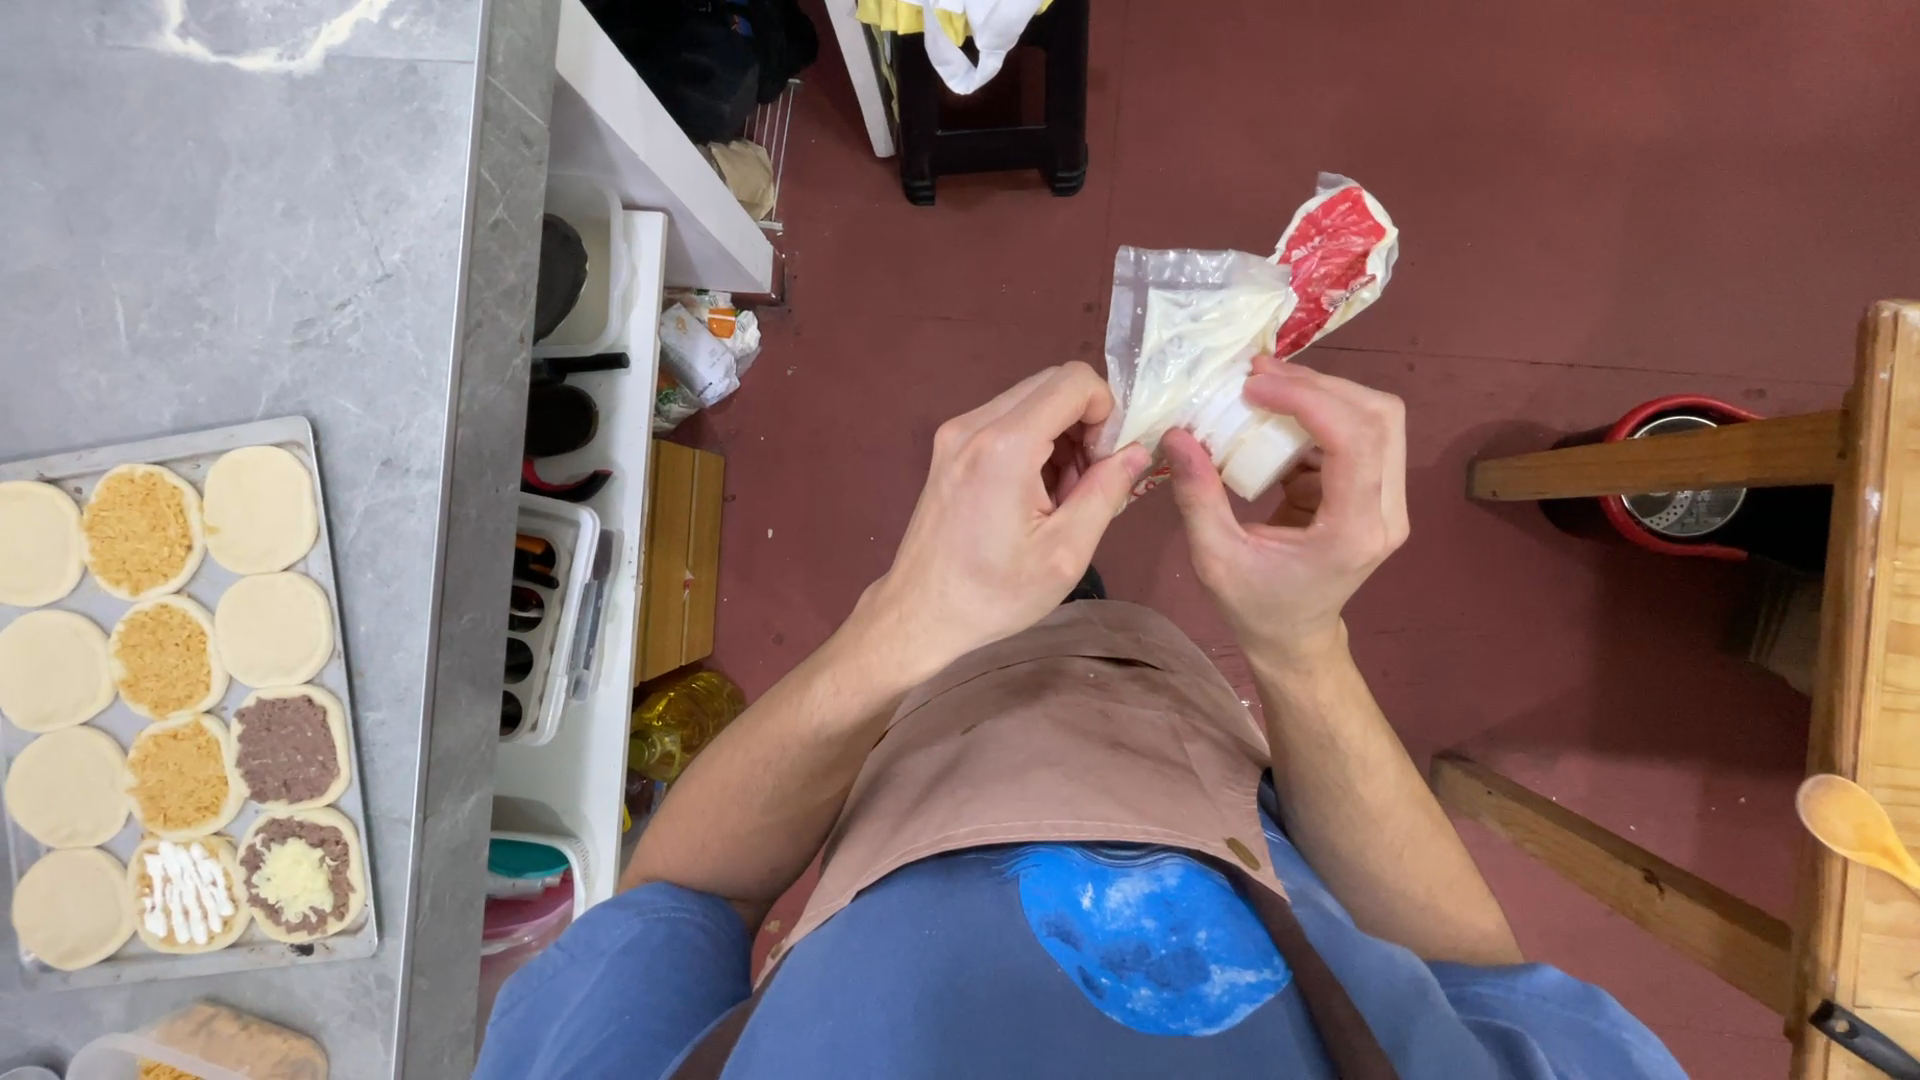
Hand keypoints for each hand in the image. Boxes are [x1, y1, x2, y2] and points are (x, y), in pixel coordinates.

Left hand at [855, 362, 1150, 683]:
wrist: (920, 613)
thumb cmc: (993, 594)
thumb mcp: (1064, 553)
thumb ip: (1106, 492)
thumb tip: (1138, 449)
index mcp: (1004, 447)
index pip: (1075, 381)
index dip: (1106, 412)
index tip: (1105, 462)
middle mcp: (974, 425)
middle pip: (1052, 383)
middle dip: (1084, 422)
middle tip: (1086, 481)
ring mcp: (955, 433)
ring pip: (1030, 400)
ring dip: (1060, 434)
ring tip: (1059, 496)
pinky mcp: (948, 447)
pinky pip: (1006, 420)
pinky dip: (1033, 442)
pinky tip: (1032, 493)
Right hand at [1162, 359, 1407, 665]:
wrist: (1293, 639)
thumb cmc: (1254, 607)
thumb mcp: (1214, 558)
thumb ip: (1197, 496)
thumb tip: (1176, 434)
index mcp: (1353, 531)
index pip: (1355, 441)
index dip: (1308, 399)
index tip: (1253, 386)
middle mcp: (1386, 511)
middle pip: (1379, 417)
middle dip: (1319, 386)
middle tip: (1259, 377)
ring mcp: (1386, 501)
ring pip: (1375, 419)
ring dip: (1320, 396)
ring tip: (1263, 388)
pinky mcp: (1372, 493)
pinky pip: (1357, 435)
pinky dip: (1316, 417)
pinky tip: (1274, 418)